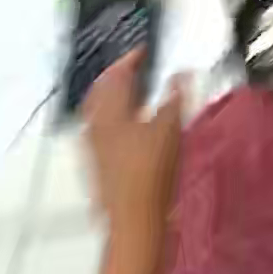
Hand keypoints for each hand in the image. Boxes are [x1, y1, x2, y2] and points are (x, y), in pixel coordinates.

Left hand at [82, 50, 184, 234]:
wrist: (134, 222)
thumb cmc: (153, 172)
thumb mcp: (170, 128)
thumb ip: (174, 96)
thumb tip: (180, 72)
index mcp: (112, 111)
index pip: (116, 75)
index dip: (131, 59)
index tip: (144, 51)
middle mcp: (96, 125)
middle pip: (100, 90)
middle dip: (115, 75)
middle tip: (133, 67)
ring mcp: (92, 147)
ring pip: (97, 109)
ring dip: (111, 95)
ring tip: (130, 91)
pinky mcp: (96, 165)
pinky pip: (98, 128)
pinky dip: (111, 116)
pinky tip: (126, 125)